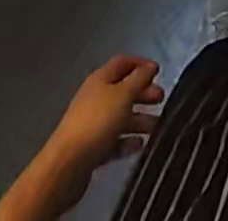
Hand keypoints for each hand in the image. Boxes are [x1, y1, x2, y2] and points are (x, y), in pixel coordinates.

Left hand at [48, 55, 163, 181]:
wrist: (66, 165)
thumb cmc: (97, 122)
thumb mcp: (123, 95)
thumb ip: (139, 79)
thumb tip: (150, 66)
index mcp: (101, 79)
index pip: (123, 62)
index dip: (141, 63)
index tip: (158, 72)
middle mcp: (95, 97)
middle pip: (123, 89)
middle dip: (143, 92)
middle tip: (161, 99)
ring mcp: (92, 123)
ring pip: (120, 116)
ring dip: (139, 119)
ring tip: (157, 126)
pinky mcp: (91, 147)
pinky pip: (114, 140)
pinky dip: (127, 141)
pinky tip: (139, 145)